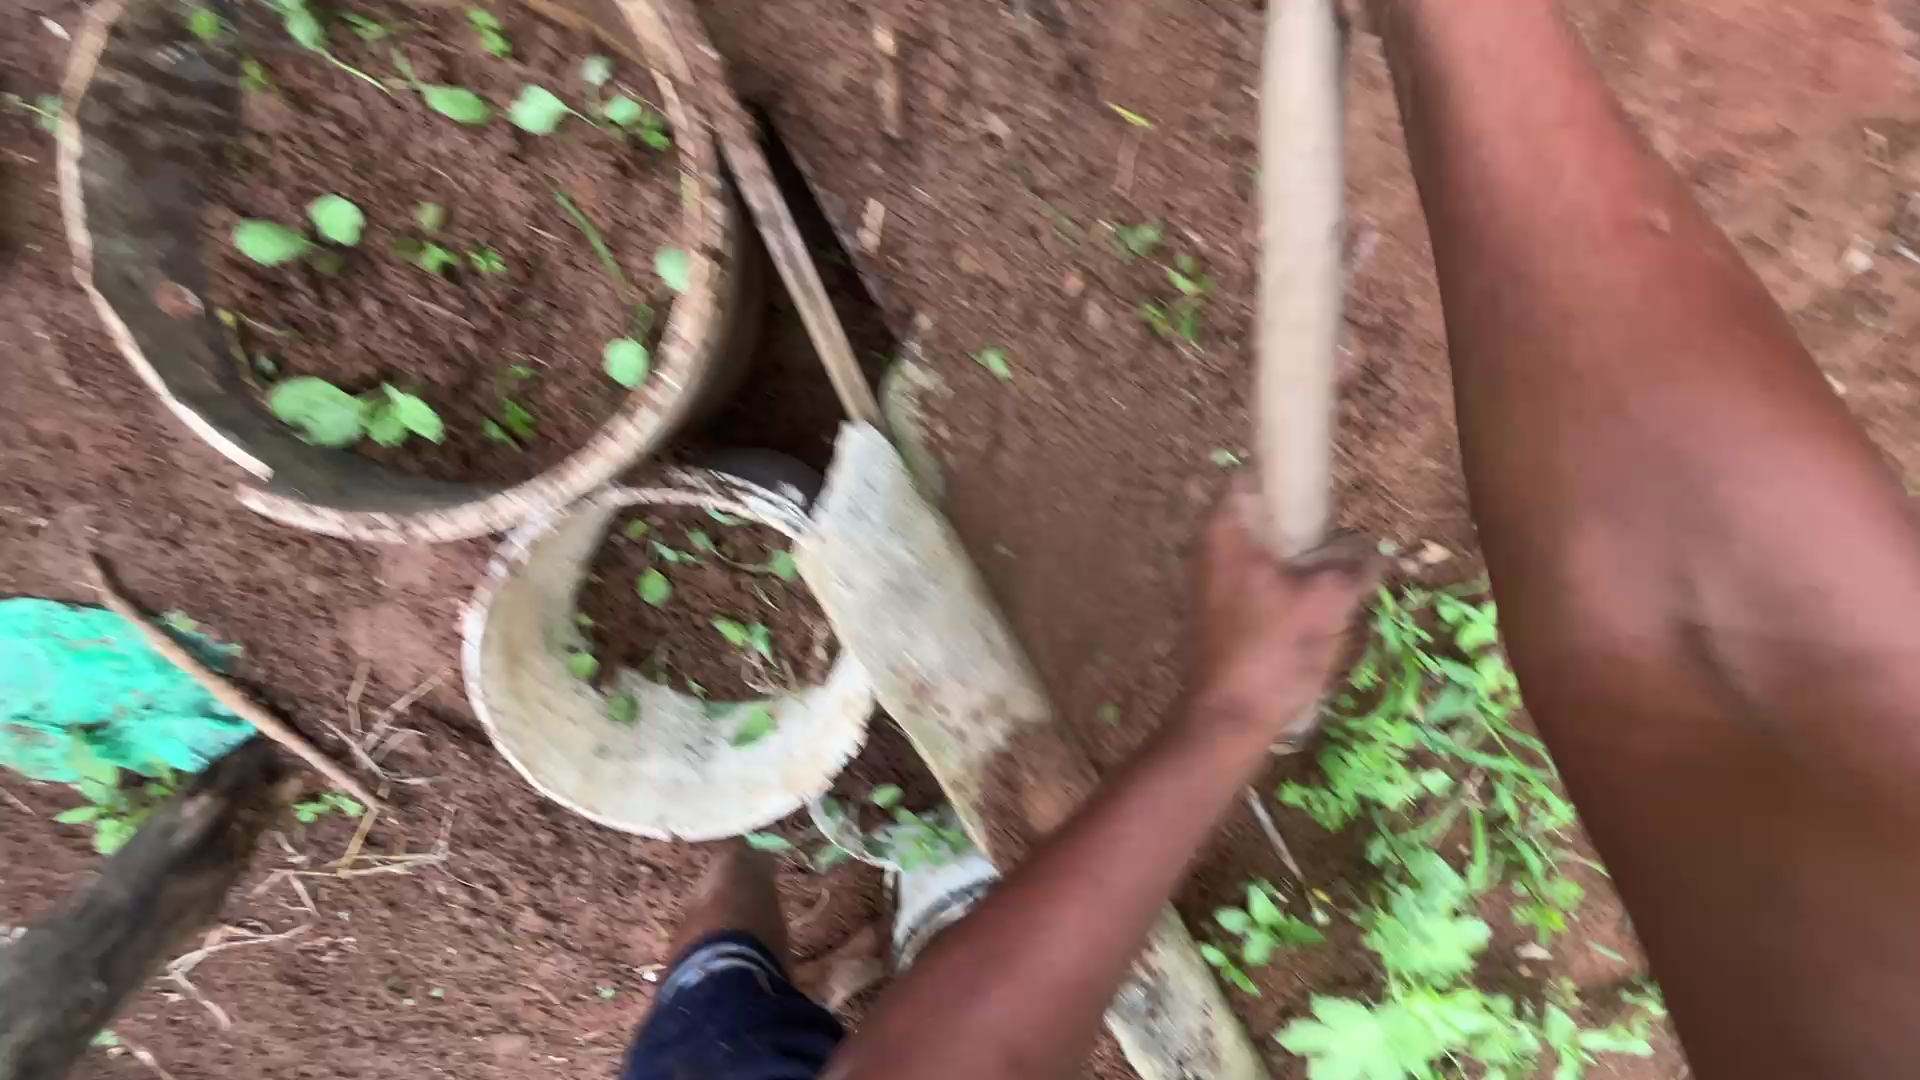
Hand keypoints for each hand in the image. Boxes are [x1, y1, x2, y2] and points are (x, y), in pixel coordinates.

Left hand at [1184, 493, 1384, 745]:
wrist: (1228, 715)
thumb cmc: (1272, 650)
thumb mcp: (1326, 602)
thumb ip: (1353, 567)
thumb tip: (1376, 551)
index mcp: (1223, 529)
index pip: (1253, 478)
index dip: (1290, 480)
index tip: (1325, 496)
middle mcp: (1206, 548)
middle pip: (1262, 519)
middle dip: (1302, 529)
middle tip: (1338, 545)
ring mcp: (1208, 582)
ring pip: (1263, 556)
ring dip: (1297, 564)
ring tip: (1333, 581)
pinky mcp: (1217, 612)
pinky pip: (1257, 585)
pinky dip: (1283, 590)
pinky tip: (1310, 613)